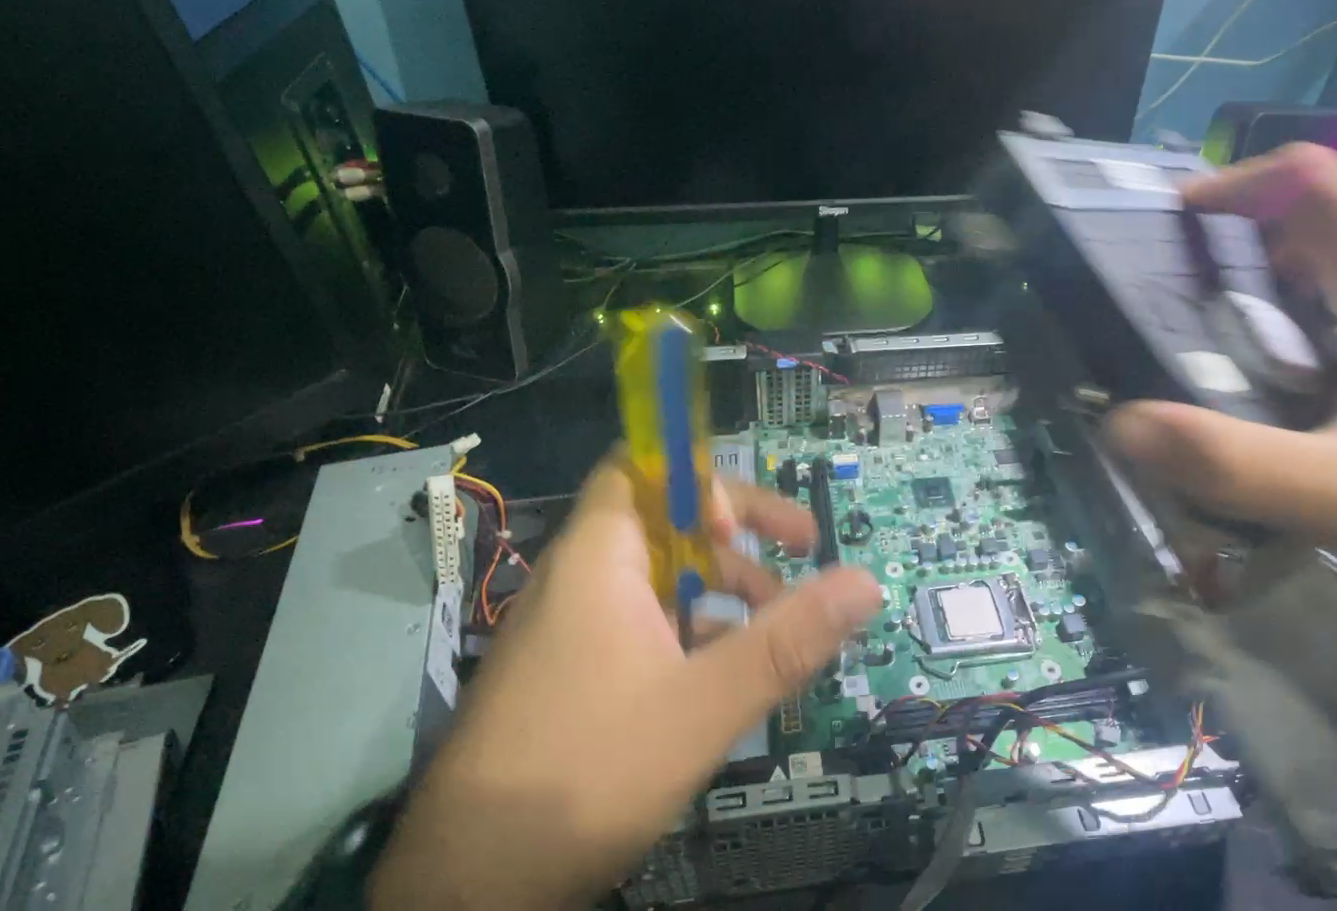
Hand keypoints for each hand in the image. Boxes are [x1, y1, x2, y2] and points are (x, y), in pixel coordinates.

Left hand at [370, 458, 881, 909]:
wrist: (471, 883)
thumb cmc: (589, 769)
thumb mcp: (706, 705)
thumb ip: (787, 641)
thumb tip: (865, 583)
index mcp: (598, 558)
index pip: (641, 467)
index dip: (703, 478)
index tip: (753, 525)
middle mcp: (578, 578)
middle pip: (663, 522)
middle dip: (735, 537)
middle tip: (800, 556)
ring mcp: (569, 629)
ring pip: (655, 579)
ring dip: (719, 589)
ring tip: (776, 628)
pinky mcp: (568, 674)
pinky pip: (638, 626)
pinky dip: (688, 631)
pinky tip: (725, 675)